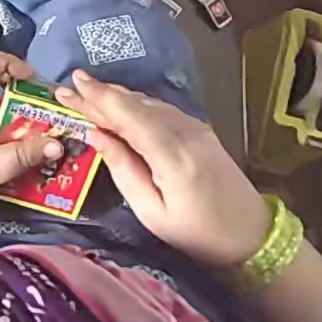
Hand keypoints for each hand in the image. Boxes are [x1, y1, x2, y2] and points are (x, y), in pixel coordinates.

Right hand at [56, 71, 272, 266]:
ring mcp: (195, 128)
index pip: (128, 117)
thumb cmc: (196, 233)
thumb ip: (122, 169)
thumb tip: (96, 135)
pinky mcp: (200, 130)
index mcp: (172, 156)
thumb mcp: (151, 211)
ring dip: (117, 96)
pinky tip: (119, 103)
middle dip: (101, 94)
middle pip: (136, 105)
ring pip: (149, 103)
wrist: (251, 233)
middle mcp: (185, 132)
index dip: (97, 99)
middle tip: (69, 87)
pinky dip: (135, 104)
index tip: (69, 88)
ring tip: (87, 92)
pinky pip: (161, 110)